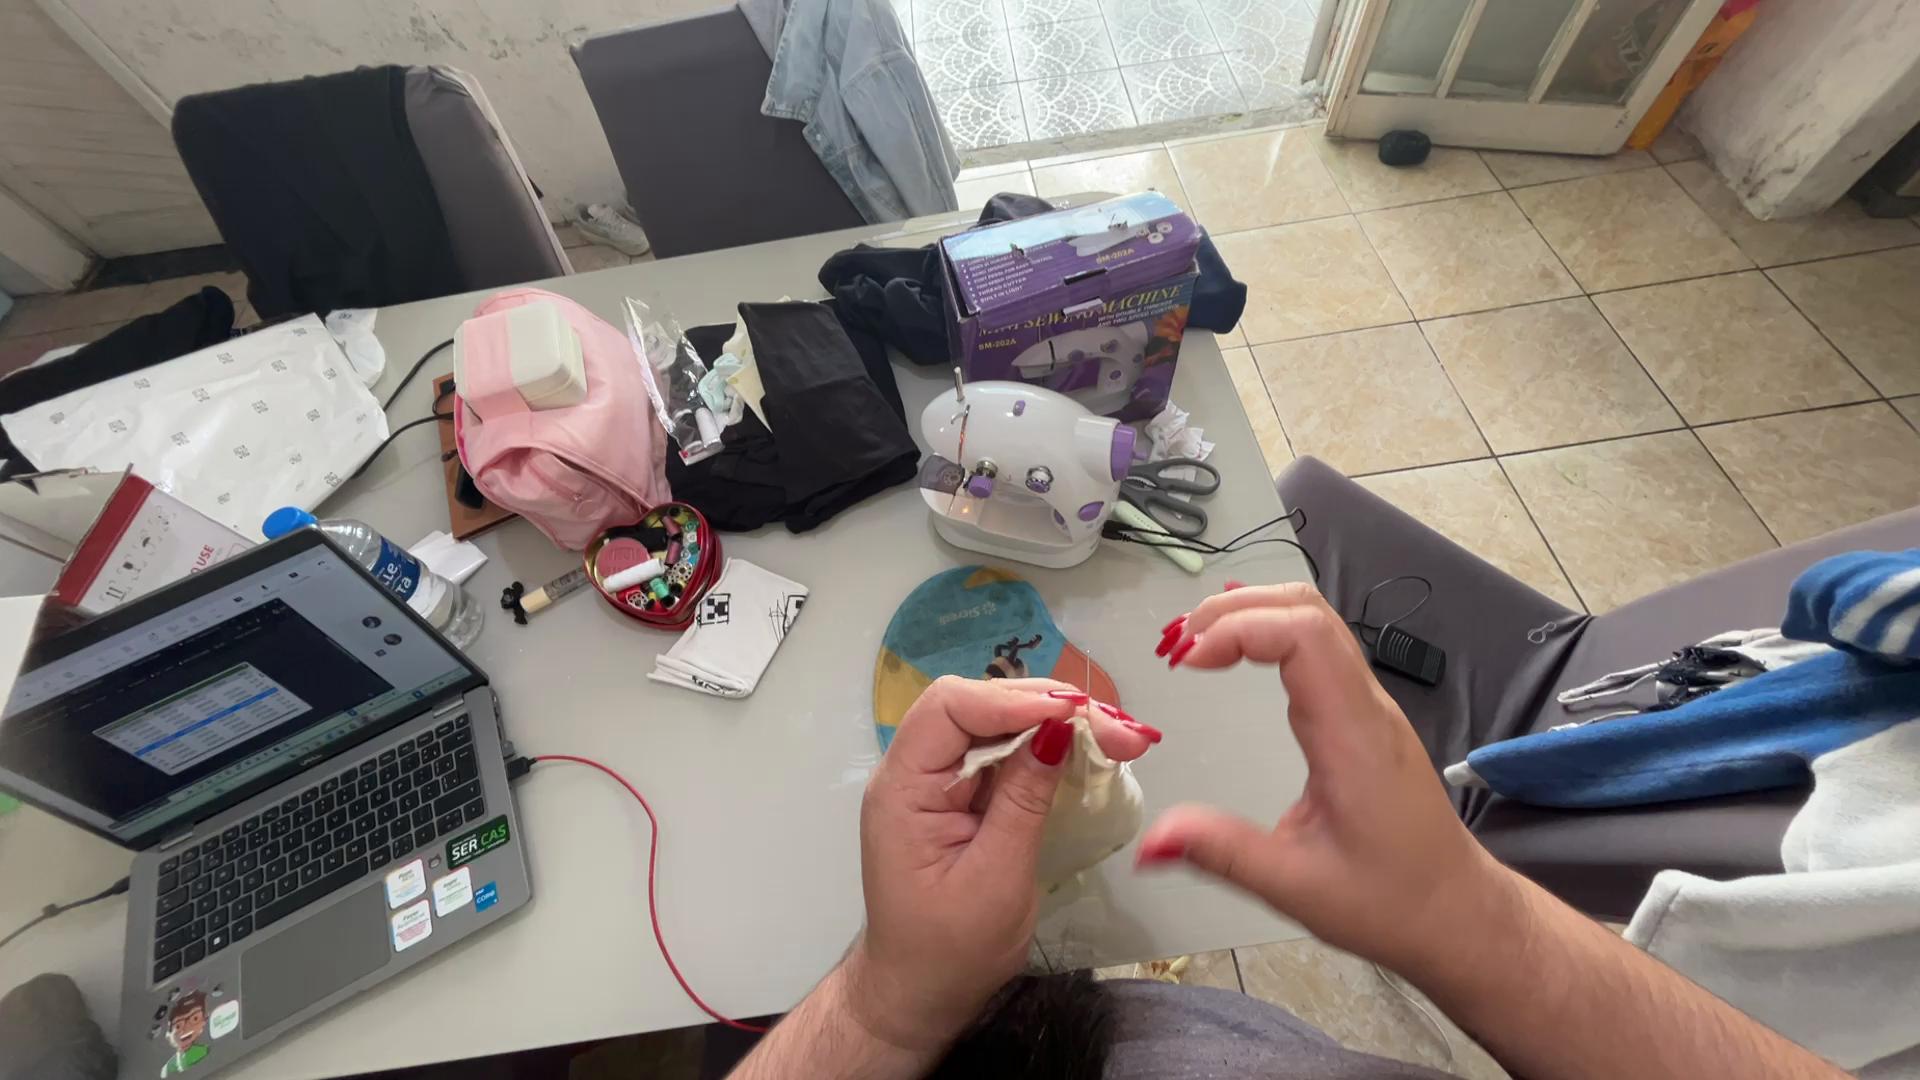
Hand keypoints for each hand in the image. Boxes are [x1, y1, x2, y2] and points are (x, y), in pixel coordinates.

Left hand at [847, 676, 1157, 1054]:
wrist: (919, 993)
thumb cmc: (950, 951)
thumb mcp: (996, 879)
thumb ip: (1024, 800)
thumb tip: (1060, 731)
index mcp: (902, 786)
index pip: (948, 707)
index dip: (1010, 700)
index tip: (1073, 714)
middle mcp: (914, 768)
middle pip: (976, 703)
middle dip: (1045, 704)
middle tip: (1114, 727)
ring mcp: (937, 776)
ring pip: (995, 719)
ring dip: (1053, 719)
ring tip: (1112, 732)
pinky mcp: (961, 789)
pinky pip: (1002, 748)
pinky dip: (1045, 742)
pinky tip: (1083, 747)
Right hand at [1141, 583, 1514, 978]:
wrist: (1460, 914)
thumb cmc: (1389, 902)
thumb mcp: (1298, 888)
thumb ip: (1223, 853)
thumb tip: (1149, 841)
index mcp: (1353, 735)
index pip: (1304, 635)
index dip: (1239, 628)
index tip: (1187, 662)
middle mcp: (1362, 703)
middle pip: (1306, 609)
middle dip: (1232, 610)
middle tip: (1176, 645)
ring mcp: (1364, 700)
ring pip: (1312, 616)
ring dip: (1247, 613)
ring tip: (1192, 643)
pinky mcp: (1356, 708)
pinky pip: (1314, 641)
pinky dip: (1264, 627)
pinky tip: (1232, 642)